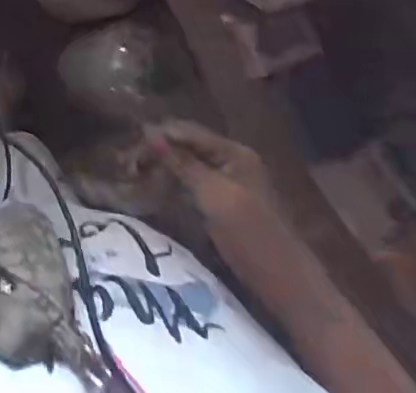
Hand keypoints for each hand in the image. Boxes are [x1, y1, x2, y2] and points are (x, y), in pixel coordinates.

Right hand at [142, 120, 282, 231]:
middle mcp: (230, 160)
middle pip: (185, 144)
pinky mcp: (222, 201)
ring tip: (135, 173)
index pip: (186, 131)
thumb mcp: (212, 195)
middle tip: (129, 164)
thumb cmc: (251, 235)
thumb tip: (148, 131)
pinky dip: (172, 180)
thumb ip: (181, 162)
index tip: (129, 148)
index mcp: (234, 152)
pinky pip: (191, 180)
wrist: (286, 285)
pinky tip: (153, 185)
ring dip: (162, 165)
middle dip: (157, 149)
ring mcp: (227, 181)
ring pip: (185, 162)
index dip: (157, 136)